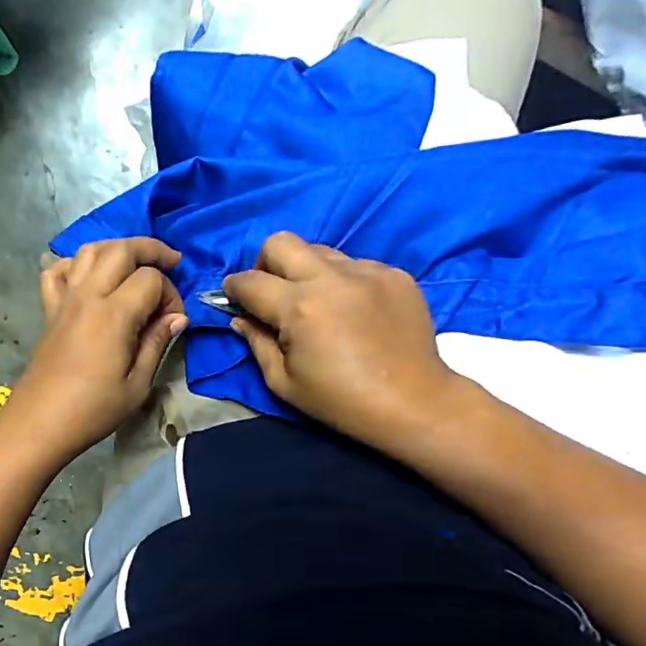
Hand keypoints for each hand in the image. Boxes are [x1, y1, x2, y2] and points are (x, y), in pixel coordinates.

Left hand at [1, 237, 187, 462]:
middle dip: (150, 249)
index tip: (174, 321)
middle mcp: (87, 296)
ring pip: (88, 251)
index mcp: (113, 314)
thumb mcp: (137, 385)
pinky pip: (57, 271)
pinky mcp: (49, 310)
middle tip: (171, 262)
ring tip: (134, 263)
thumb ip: (157, 343)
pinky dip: (74, 264)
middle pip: (120, 249)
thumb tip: (177, 317)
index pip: (150, 279)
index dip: (170, 293)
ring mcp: (64, 300)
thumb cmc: (92, 410)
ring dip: (116, 248)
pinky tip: (88, 277)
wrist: (39, 423)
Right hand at [224, 231, 463, 444]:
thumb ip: (256, 342)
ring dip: (305, 271)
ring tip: (316, 302)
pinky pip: (354, 264)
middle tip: (271, 292)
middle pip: (280, 242)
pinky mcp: (394, 274)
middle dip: (264, 264)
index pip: (250, 281)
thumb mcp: (283, 382)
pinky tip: (351, 310)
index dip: (233, 288)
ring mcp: (367, 272)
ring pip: (319, 251)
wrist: (413, 403)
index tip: (232, 297)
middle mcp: (330, 279)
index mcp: (299, 308)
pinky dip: (341, 281)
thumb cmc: (340, 401)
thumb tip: (240, 319)